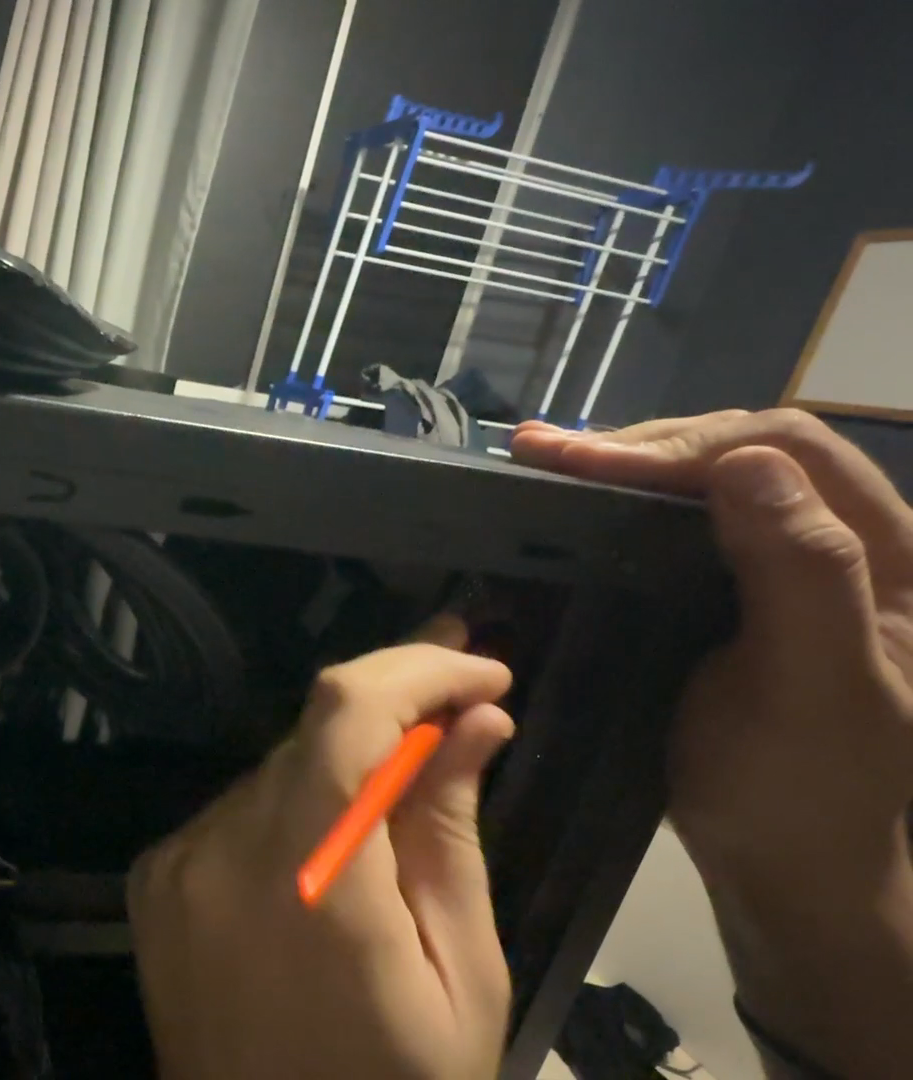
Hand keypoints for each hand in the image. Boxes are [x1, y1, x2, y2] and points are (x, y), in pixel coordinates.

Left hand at [128, 617, 513, 1079]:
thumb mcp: (462, 976)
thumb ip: (450, 834)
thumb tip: (475, 724)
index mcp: (309, 877)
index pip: (346, 713)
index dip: (415, 669)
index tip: (482, 666)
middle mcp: (220, 848)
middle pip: (306, 735)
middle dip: (389, 711)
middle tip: (461, 707)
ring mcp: (175, 860)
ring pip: (270, 773)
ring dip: (338, 770)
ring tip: (399, 800)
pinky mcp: (151, 877)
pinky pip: (231, 814)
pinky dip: (286, 812)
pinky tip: (324, 859)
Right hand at [512, 410, 912, 879]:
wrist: (792, 863)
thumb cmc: (804, 789)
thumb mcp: (813, 688)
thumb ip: (803, 573)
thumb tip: (742, 462)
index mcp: (897, 558)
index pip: (785, 452)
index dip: (676, 444)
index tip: (570, 462)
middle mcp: (852, 545)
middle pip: (747, 449)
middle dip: (639, 442)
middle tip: (537, 451)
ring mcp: (791, 567)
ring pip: (715, 476)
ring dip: (627, 460)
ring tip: (544, 459)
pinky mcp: (738, 592)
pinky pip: (688, 518)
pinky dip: (625, 497)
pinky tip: (579, 494)